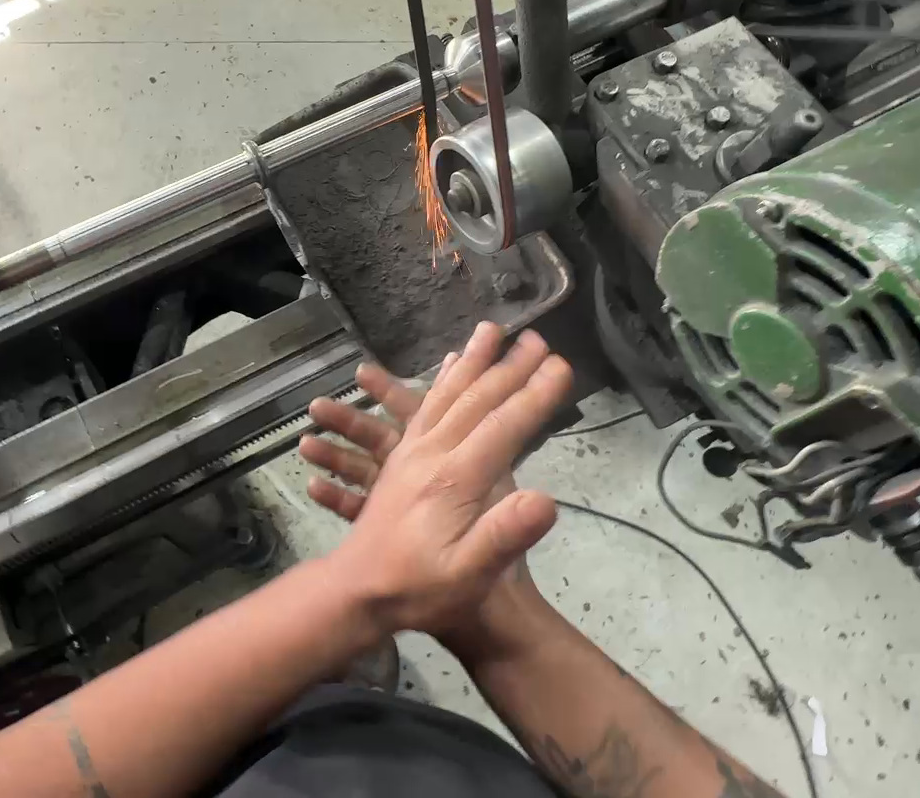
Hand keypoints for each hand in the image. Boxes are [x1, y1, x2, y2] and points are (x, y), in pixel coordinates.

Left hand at [304, 323, 570, 642]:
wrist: (356, 590)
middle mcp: (432, 454)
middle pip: (475, 401)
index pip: (503, 427)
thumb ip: (503, 536)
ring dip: (472, 362)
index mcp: (454, 478)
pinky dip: (440, 382)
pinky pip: (421, 408)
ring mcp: (413, 452)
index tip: (562, 365)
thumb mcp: (466, 575)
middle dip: (509, 367)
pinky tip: (445, 368)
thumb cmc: (417, 589)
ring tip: (489, 331)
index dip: (534, 395)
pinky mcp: (401, 459)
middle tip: (536, 337)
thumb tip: (547, 500)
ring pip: (446, 396)